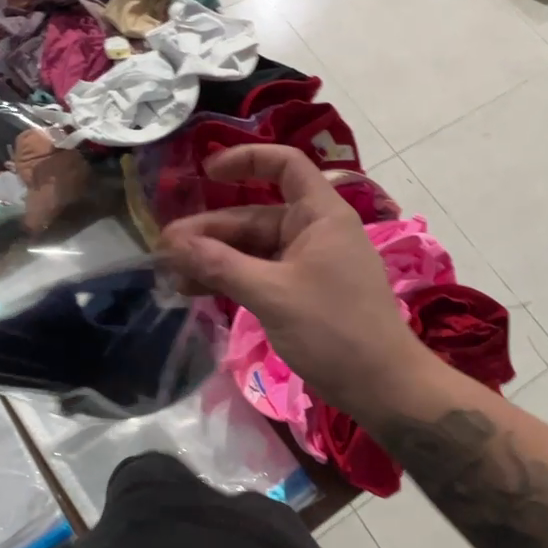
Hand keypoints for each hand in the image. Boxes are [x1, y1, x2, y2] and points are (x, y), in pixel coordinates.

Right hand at [161, 145, 434, 412]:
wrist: (383, 387)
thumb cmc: (334, 330)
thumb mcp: (272, 295)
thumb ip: (220, 265)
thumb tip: (172, 244)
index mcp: (320, 215)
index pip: (285, 165)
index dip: (246, 159)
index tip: (206, 173)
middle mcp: (315, 232)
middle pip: (256, 216)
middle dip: (211, 230)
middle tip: (164, 249)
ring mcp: (309, 264)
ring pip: (254, 249)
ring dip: (215, 258)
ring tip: (172, 274)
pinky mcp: (303, 294)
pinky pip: (261, 274)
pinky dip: (232, 279)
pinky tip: (197, 290)